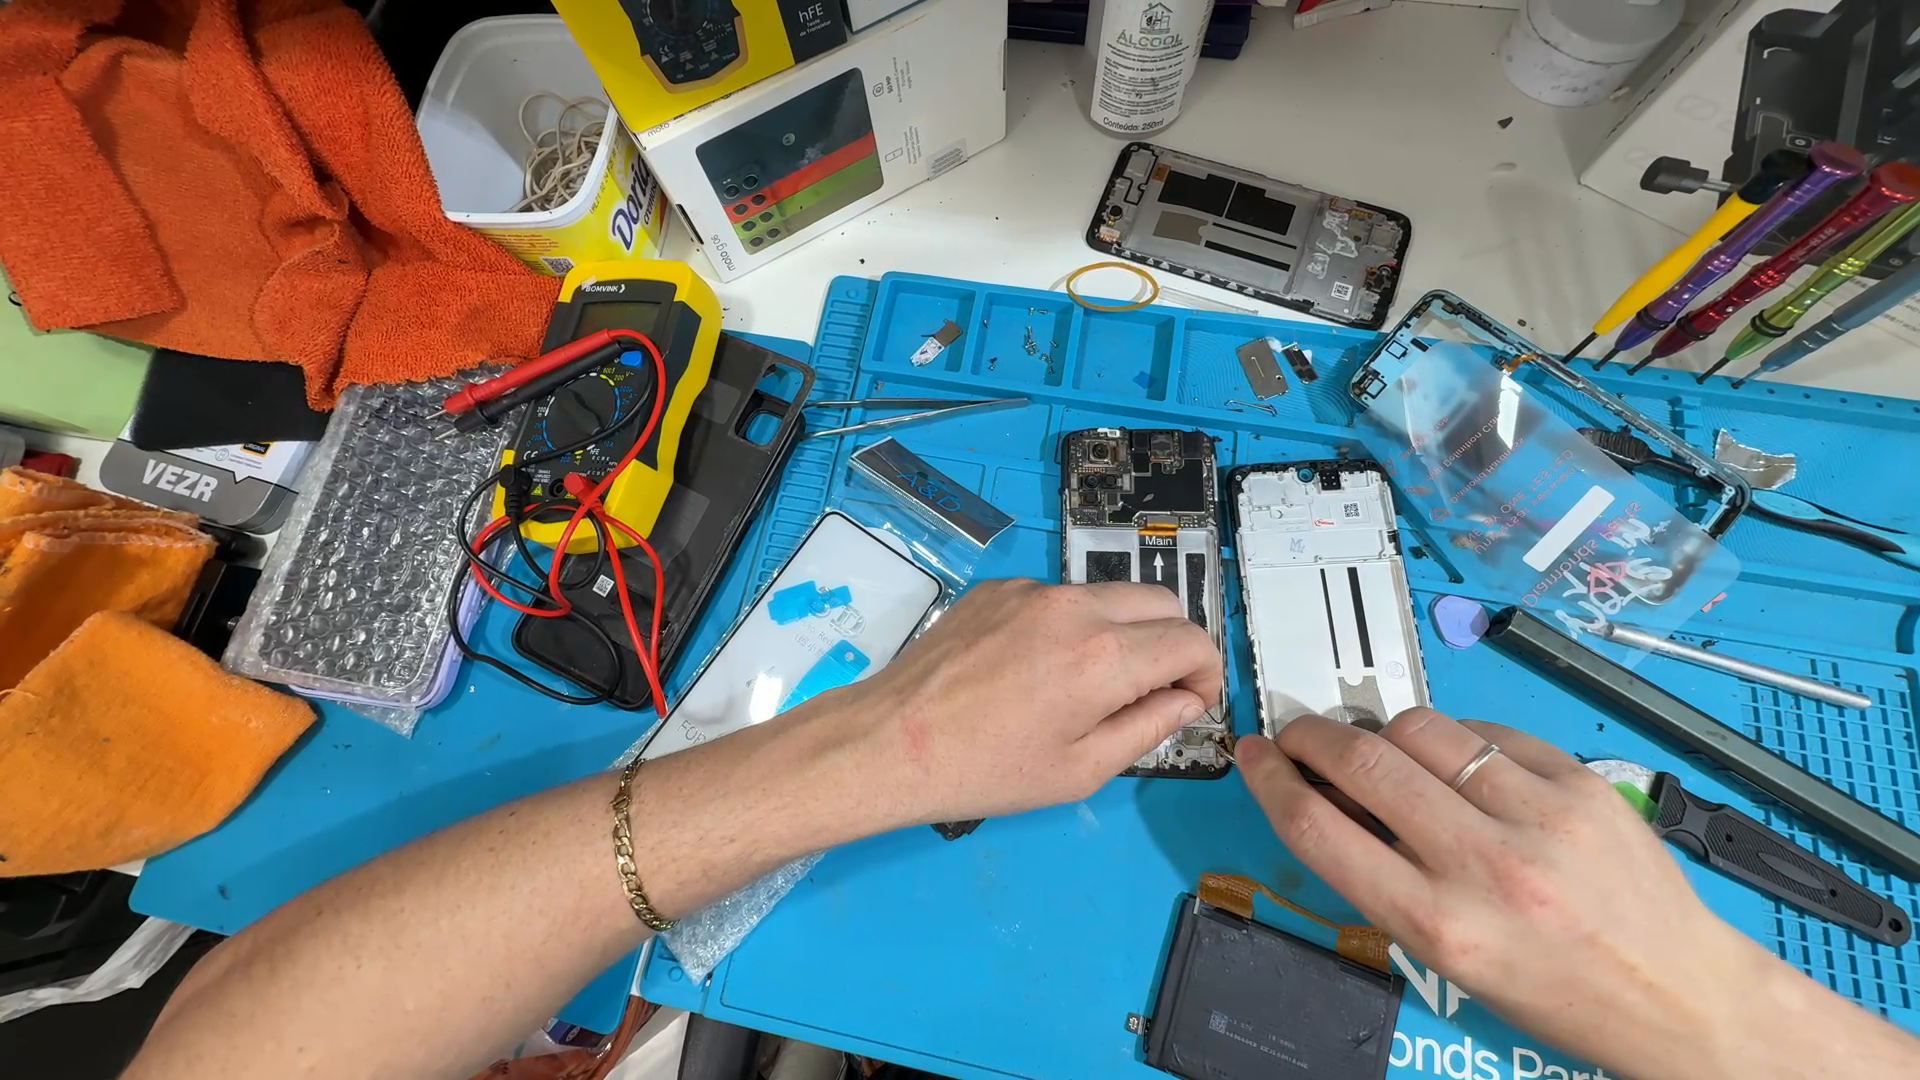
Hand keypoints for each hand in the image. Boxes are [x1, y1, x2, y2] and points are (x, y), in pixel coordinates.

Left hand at [839, 579, 1221, 825]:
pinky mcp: (997, 587)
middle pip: (1159, 601)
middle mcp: (1074, 606)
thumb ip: (1148, 727)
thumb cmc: (990, 770)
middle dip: (1172, 642)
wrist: (895, 739)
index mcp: (1104, 656)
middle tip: (1152, 687)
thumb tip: (1186, 699)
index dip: (1205, 672)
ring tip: (1086, 680)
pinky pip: (1055, 596)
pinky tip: (1033, 664)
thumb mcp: (1080, 769)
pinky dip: (1068, 623)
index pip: (1191, 640)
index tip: (1189, 701)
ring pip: (1107, 595)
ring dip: (1120, 630)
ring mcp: (1031, 589)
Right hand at [1236, 708, 1775, 1079]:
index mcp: (1440, 924)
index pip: (1319, 829)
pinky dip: (1451, 739)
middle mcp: (1487, 868)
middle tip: (1300, 736)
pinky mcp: (1582, 783)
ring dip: (1382, 733)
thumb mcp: (1442, 951)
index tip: (1254, 753)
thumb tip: (1322, 789)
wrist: (1687, 1001)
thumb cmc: (1547, 987)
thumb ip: (1374, 867)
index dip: (1270, 780)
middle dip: (1310, 735)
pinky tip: (1461, 765)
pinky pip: (1481, 730)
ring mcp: (1541, 817)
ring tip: (1392, 756)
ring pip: (1416, 727)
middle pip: (1360, 762)